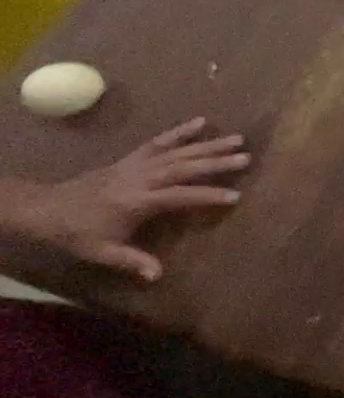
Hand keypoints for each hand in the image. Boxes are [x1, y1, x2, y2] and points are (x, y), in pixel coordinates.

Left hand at [15, 117, 245, 281]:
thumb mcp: (100, 251)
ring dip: (208, 145)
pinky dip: (179, 131)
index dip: (206, 195)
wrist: (42, 209)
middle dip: (215, 162)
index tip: (235, 196)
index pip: (178, 196)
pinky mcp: (131, 159)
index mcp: (135, 201)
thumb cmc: (76, 233)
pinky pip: (158, 142)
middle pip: (182, 168)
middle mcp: (139, 179)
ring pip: (176, 152)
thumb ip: (131, 261)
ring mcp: (135, 166)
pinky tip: (200, 121)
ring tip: (238, 139)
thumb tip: (157, 276)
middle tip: (246, 158)